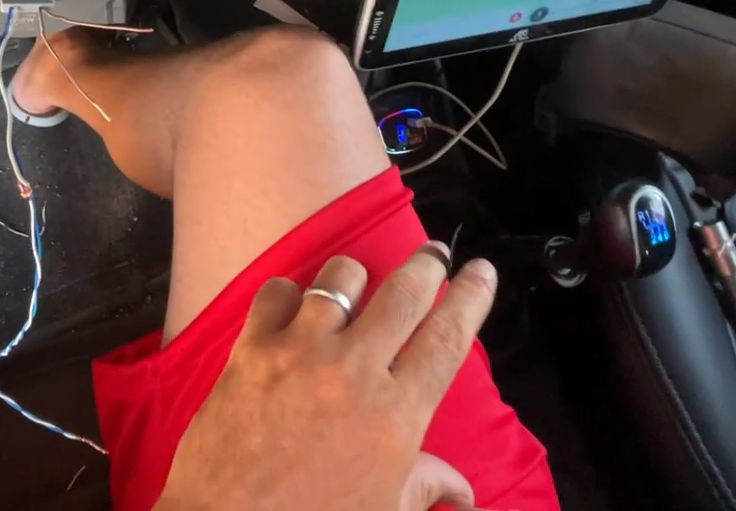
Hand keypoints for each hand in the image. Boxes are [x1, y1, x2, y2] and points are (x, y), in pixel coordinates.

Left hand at [155, 244, 498, 510]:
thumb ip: (422, 488)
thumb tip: (463, 488)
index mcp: (395, 416)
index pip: (447, 340)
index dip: (469, 299)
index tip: (481, 270)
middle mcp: (354, 371)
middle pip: (402, 294)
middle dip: (426, 263)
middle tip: (434, 250)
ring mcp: (301, 350)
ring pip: (341, 277)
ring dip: (353, 276)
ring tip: (353, 287)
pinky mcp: (254, 344)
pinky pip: (279, 290)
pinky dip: (289, 294)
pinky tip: (290, 311)